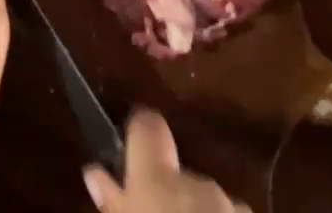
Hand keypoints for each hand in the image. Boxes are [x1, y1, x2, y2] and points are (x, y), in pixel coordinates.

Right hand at [84, 109, 248, 212]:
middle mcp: (199, 185)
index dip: (138, 135)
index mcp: (159, 182)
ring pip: (208, 205)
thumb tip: (95, 175)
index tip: (128, 158)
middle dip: (168, 200)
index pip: (147, 128)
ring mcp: (236, 210)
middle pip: (178, 177)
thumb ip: (111, 203)